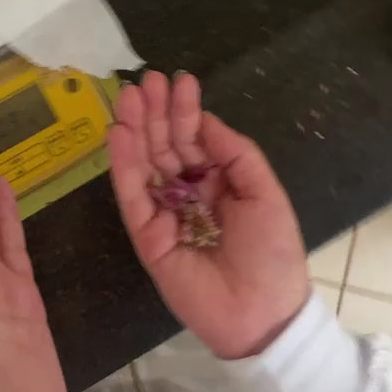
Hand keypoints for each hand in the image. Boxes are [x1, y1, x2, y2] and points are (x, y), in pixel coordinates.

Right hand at [107, 71, 310, 359]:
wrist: (262, 312)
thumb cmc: (272, 252)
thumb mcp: (264, 192)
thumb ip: (235, 153)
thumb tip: (204, 121)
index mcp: (217, 184)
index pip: (194, 141)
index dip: (186, 111)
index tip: (179, 80)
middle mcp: (187, 195)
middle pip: (165, 147)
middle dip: (157, 113)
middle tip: (146, 80)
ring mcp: (163, 214)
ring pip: (144, 165)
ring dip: (135, 129)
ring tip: (130, 97)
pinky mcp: (146, 236)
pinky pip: (132, 196)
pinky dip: (123, 165)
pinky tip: (119, 134)